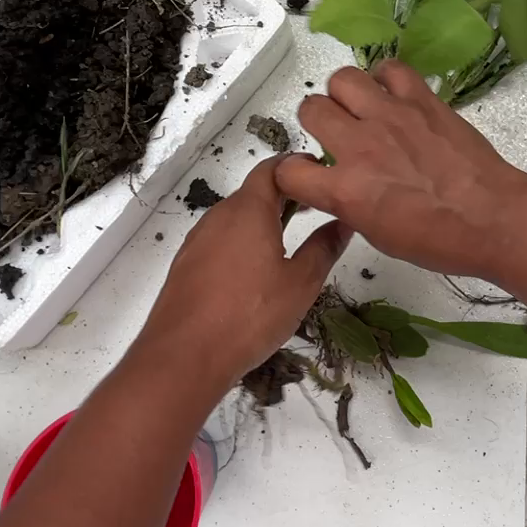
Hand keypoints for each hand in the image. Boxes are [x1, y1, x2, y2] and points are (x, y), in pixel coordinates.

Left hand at [134, 156, 349, 389]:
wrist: (182, 358)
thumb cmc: (249, 315)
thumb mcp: (301, 283)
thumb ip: (324, 248)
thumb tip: (344, 222)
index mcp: (249, 210)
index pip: (272, 167)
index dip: (297, 167)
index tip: (320, 178)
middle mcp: (219, 216)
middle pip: (254, 192)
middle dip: (284, 197)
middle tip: (314, 212)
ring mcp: (198, 240)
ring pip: (235, 218)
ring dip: (262, 222)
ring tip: (288, 245)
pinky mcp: (186, 265)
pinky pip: (219, 241)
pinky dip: (241, 244)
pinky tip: (254, 274)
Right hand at [276, 61, 526, 278]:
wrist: (494, 219)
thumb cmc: (440, 239)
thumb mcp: (378, 235)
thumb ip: (348, 204)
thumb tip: (339, 187)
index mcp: (346, 191)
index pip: (288, 172)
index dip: (291, 172)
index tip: (305, 172)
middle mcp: (360, 147)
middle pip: (310, 109)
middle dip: (316, 121)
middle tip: (337, 132)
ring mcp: (391, 117)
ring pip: (342, 78)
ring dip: (345, 94)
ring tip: (362, 108)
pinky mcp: (421, 100)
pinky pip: (391, 69)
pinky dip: (385, 78)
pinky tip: (392, 94)